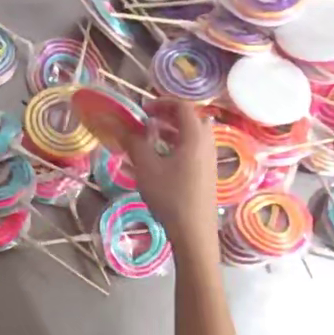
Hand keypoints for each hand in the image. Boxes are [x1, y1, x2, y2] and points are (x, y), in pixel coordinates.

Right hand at [113, 98, 217, 250]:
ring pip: (193, 135)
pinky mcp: (208, 174)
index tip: (143, 110)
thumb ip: (135, 143)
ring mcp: (210, 159)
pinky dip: (178, 146)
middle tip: (148, 123)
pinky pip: (194, 150)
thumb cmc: (170, 196)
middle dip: (168, 117)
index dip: (161, 103)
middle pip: (191, 119)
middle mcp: (207, 142)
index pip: (182, 106)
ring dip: (172, 132)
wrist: (193, 231)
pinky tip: (162, 162)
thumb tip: (124, 128)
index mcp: (195, 135)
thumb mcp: (147, 168)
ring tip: (152, 141)